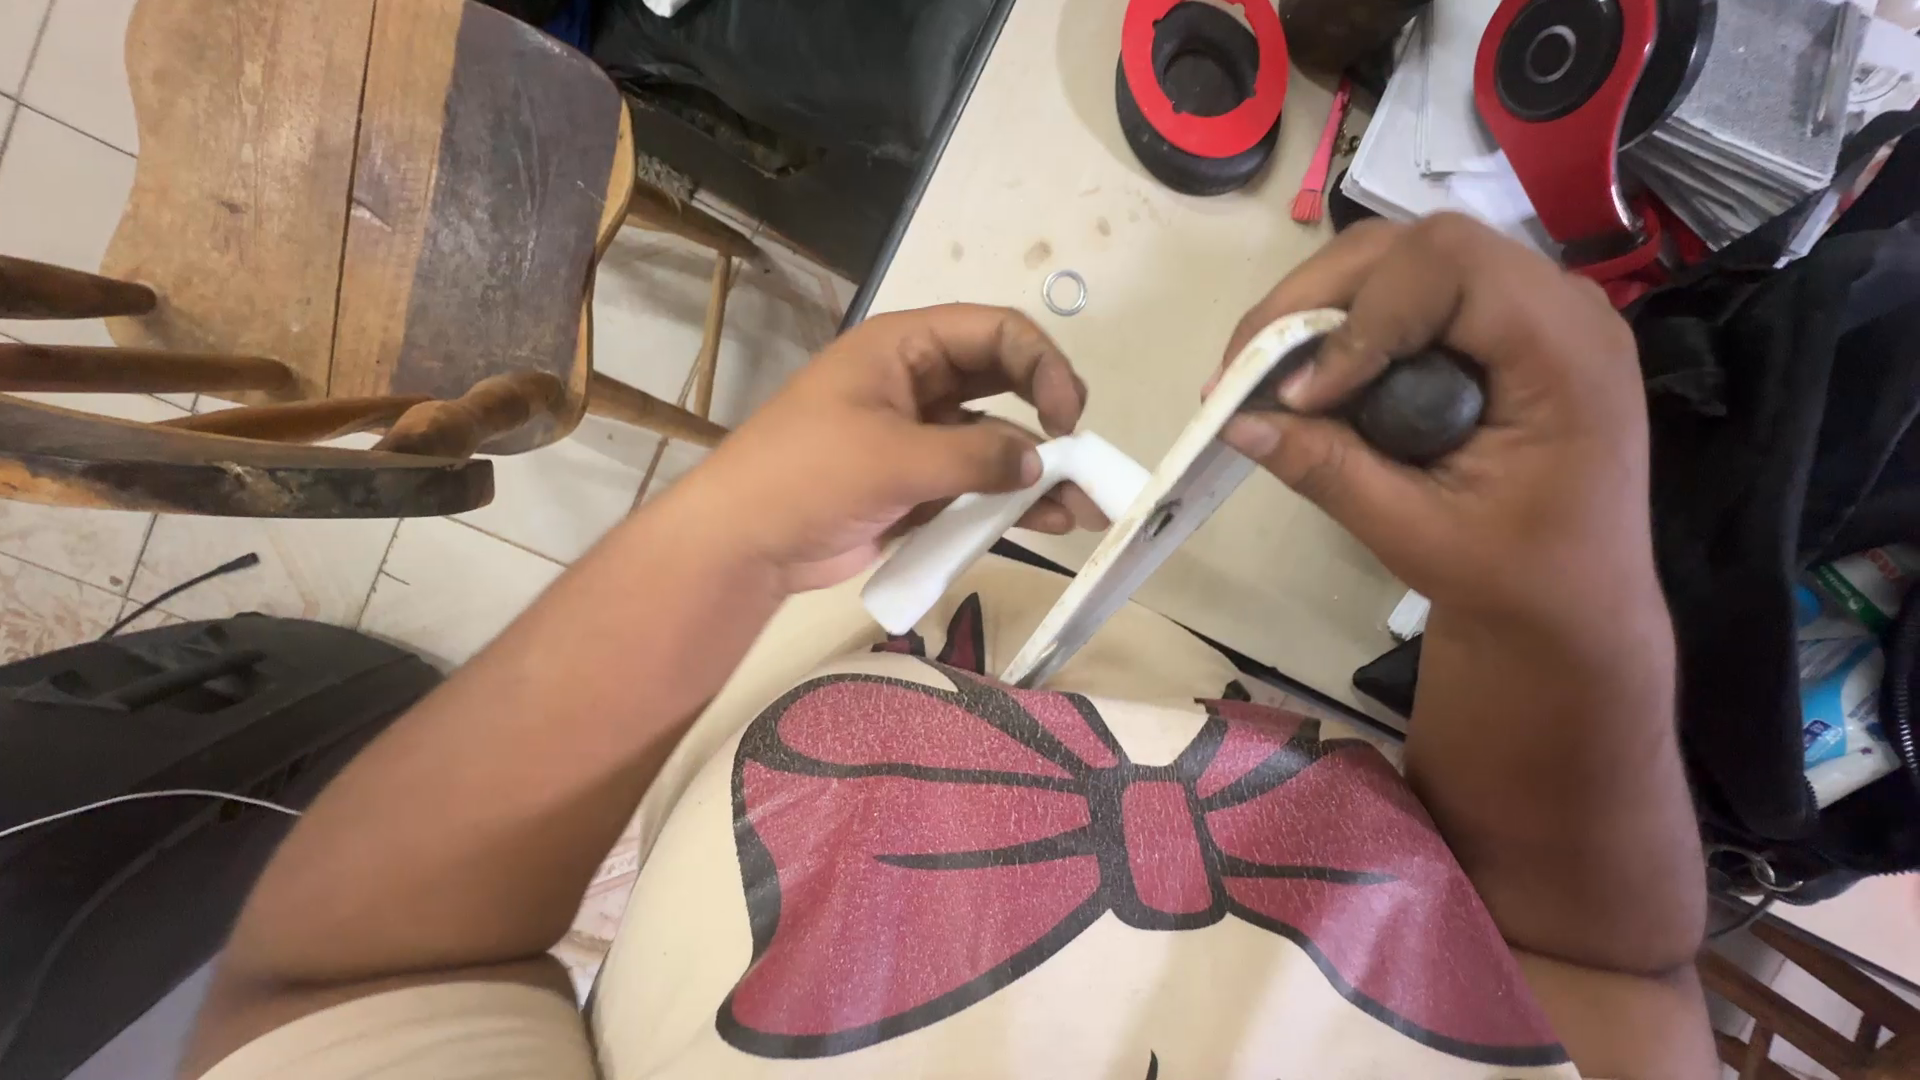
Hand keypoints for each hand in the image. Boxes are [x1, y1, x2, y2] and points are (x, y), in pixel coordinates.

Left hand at [672, 304, 1104, 593]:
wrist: (745, 544)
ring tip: (1084, 506)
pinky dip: (1009, 501)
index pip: (995, 334)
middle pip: (1002, 382)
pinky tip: (1047, 521)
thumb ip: (975, 455)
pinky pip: (976, 484)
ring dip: (1037, 470)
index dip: (1043, 365)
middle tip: (1082, 452)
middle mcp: (917, 383)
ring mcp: (918, 437)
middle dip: (1049, 414)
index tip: (1067, 418)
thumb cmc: (807, 476)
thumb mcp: (894, 457)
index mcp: (904, 348)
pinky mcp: (917, 486)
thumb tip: (1039, 463)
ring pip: (994, 440)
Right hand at [1217, 214, 1657, 625]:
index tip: (1301, 399)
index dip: (1357, 319)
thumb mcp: (1413, 533)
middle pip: (1407, 247)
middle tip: (1242, 371)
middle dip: (1308, 300)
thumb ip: (1328, 471)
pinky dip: (1330, 328)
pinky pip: (1394, 296)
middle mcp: (1548, 305)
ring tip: (1258, 376)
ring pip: (1391, 261)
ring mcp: (1516, 311)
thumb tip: (1235, 421)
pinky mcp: (1481, 331)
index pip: (1446, 265)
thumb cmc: (1512, 576)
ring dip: (1310, 310)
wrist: (1563, 598)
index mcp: (1563, 350)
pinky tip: (1300, 377)